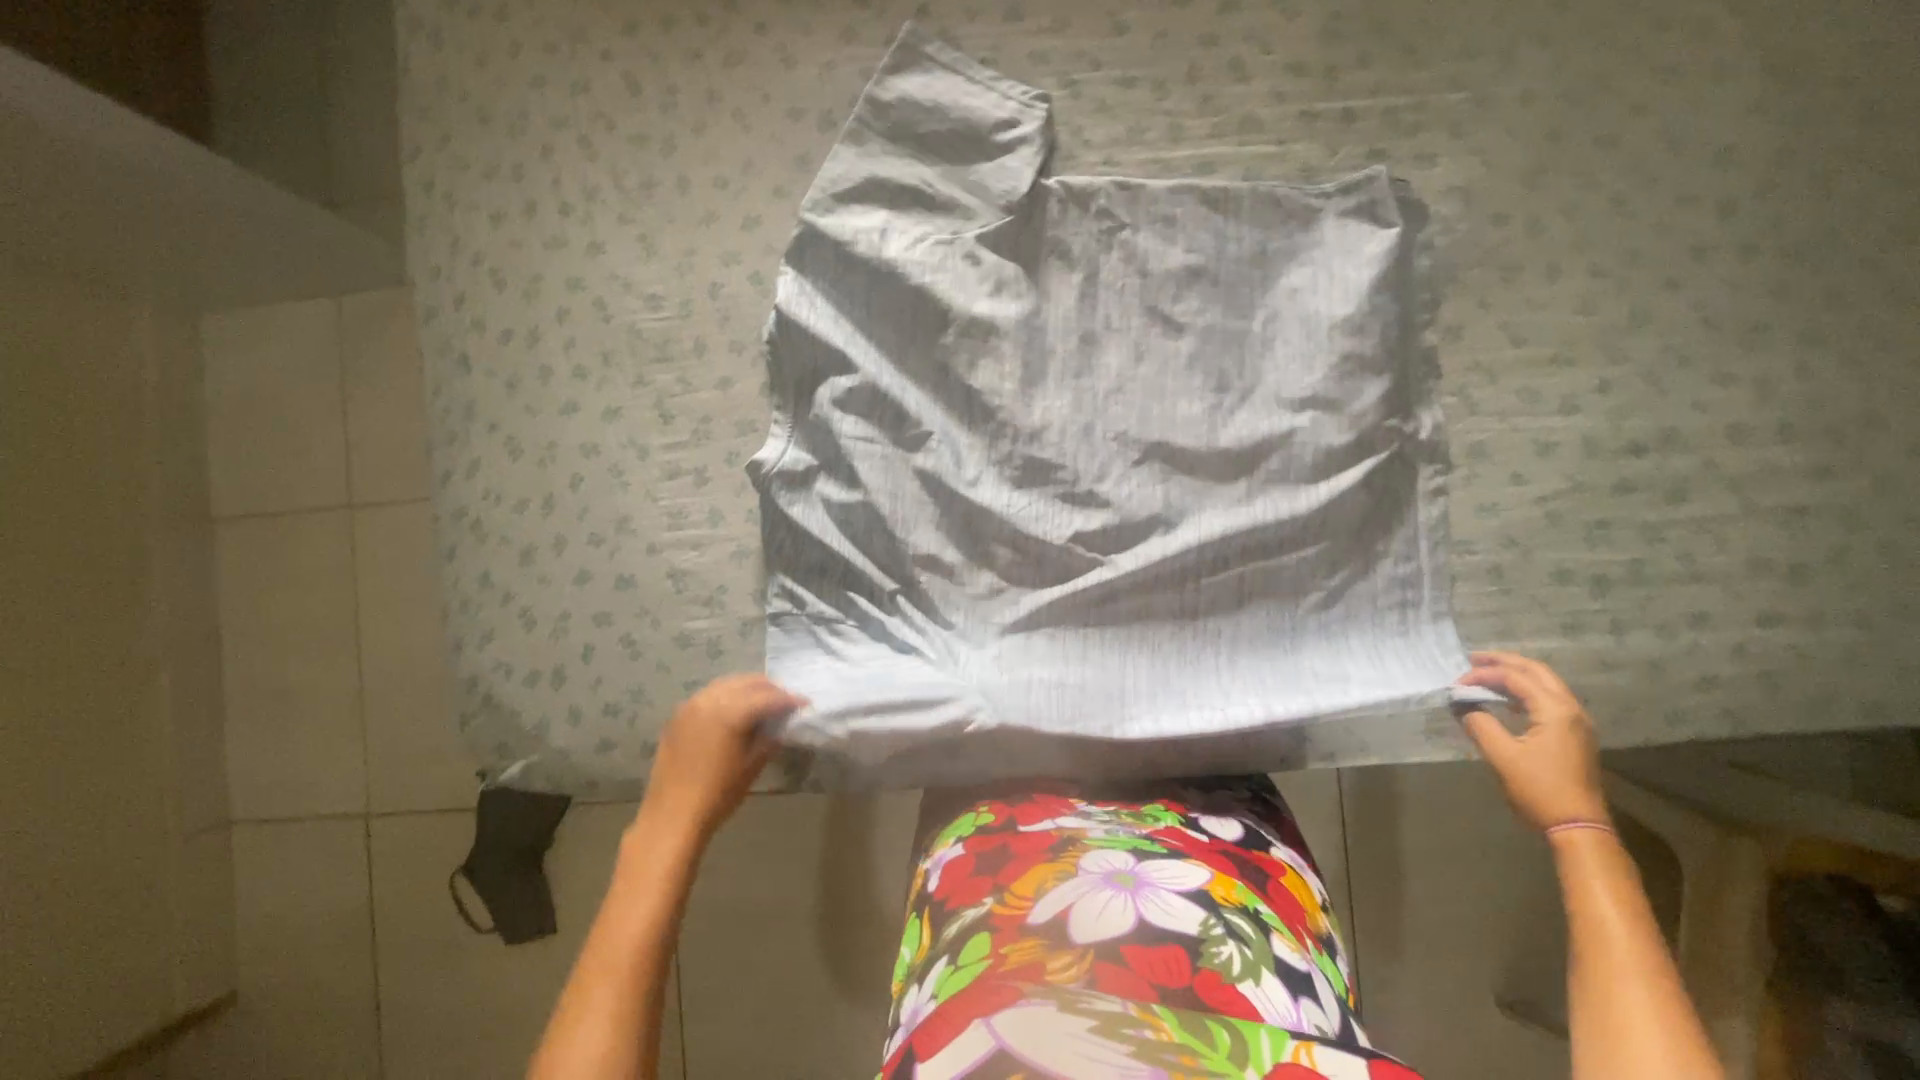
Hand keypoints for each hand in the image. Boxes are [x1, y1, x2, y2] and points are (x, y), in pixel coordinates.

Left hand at [640, 675, 805, 841]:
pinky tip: (734, 710)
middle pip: (747, 682)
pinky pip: (708, 695)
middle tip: (786, 700)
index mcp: (731, 712)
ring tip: (763, 702)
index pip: (768, 697)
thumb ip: (769, 737)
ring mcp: (690, 705)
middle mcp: (709, 699)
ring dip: (747, 689)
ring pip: (726, 684)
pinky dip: (727, 696)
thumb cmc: (718, 794)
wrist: (672, 815)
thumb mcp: (752, 765)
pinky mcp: (678, 715)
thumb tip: (781, 723)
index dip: (789, 699)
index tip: (804, 704)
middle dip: (769, 688)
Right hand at [1454, 652, 1608, 831]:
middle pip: (1536, 672)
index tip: (1455, 685)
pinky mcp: (1575, 735)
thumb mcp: (1502, 757)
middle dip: (1504, 662)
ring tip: (1486, 676)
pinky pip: (1550, 700)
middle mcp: (1571, 709)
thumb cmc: (1539, 790)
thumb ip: (1479, 724)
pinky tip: (1507, 701)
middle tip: (1472, 660)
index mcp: (1555, 710)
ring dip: (1516, 676)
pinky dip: (1526, 692)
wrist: (1578, 826)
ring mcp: (1577, 722)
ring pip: (1546, 685)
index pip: (1515, 678)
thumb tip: (1461, 704)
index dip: (1482, 676)